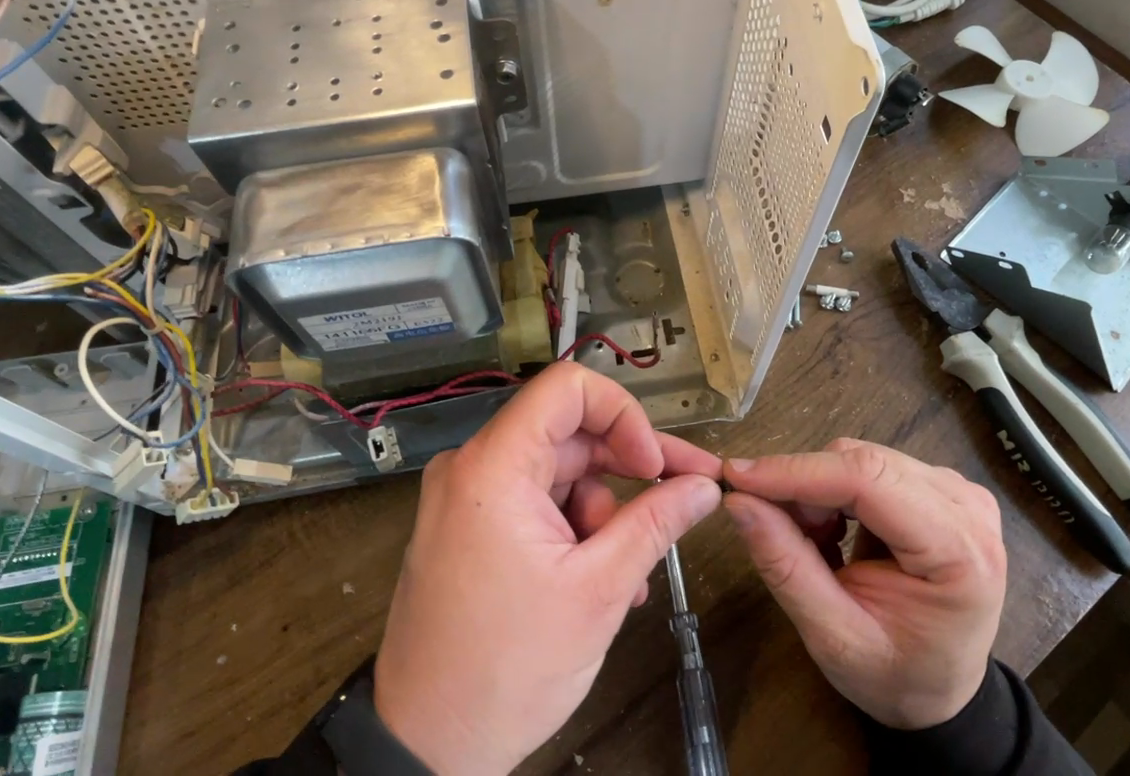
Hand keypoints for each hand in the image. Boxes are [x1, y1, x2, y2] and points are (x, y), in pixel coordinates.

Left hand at [374, 363, 723, 774]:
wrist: (425, 745)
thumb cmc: (507, 667)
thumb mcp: (597, 591)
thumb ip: (655, 524)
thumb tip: (704, 487)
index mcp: (494, 466)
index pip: (568, 389)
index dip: (624, 414)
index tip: (657, 464)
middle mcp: (474, 468)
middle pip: (569, 435)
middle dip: (631, 469)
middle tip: (687, 499)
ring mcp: (468, 501)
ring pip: (560, 476)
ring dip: (607, 516)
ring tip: (630, 579)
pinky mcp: (471, 531)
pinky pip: (537, 507)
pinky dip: (576, 533)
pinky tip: (604, 584)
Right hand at [722, 438, 1006, 729]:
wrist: (943, 693)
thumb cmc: (895, 676)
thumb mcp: (833, 637)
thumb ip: (786, 567)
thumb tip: (737, 502)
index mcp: (959, 553)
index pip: (869, 481)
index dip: (797, 472)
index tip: (736, 476)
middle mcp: (968, 507)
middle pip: (863, 462)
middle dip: (803, 486)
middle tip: (769, 526)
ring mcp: (958, 492)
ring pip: (861, 459)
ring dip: (818, 490)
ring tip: (809, 542)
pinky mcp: (941, 488)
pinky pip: (870, 467)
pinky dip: (835, 492)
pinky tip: (831, 532)